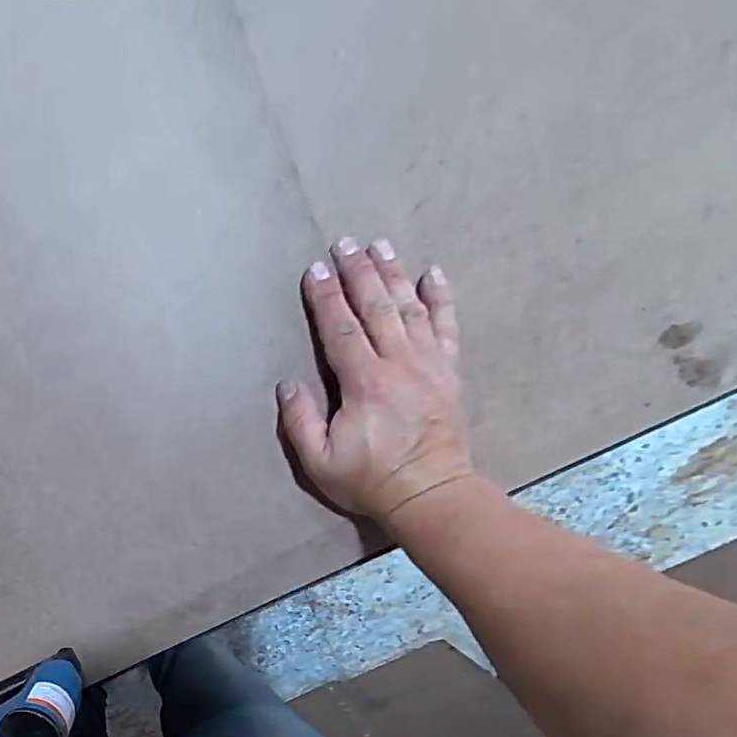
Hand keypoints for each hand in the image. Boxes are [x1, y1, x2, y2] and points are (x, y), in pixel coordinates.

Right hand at [276, 237, 479, 526]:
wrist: (430, 493)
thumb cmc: (367, 480)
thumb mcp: (317, 460)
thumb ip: (299, 421)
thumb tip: (288, 384)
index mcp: (364, 384)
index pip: (341, 330)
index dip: (325, 299)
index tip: (313, 270)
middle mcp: (399, 365)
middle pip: (376, 308)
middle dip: (358, 273)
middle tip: (345, 243)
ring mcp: (429, 365)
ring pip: (409, 309)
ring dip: (393, 275)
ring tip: (380, 246)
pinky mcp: (448, 373)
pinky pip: (446, 326)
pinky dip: (440, 298)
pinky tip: (433, 274)